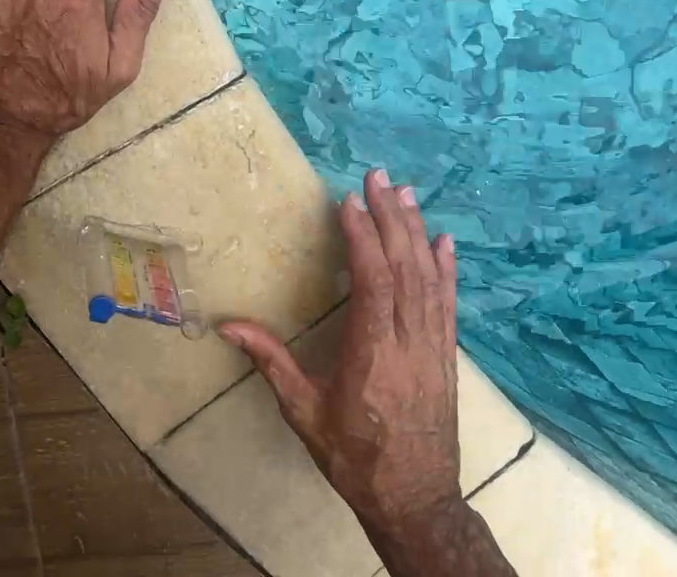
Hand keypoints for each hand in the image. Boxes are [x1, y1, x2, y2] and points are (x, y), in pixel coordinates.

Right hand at [221, 170, 463, 536]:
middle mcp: (409, 342)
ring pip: (428, 280)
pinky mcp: (447, 357)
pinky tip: (443, 242)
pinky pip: (449, 305)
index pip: (373, 281)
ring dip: (416, 232)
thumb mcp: (304, 411)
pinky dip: (447, 270)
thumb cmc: (352, 455)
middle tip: (380, 176)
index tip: (350, 201)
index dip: (364, 237)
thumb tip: (227, 325)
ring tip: (406, 193)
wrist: (416, 501)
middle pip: (405, 269)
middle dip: (391, 218)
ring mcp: (434, 348)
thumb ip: (270, 361)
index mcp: (373, 353)